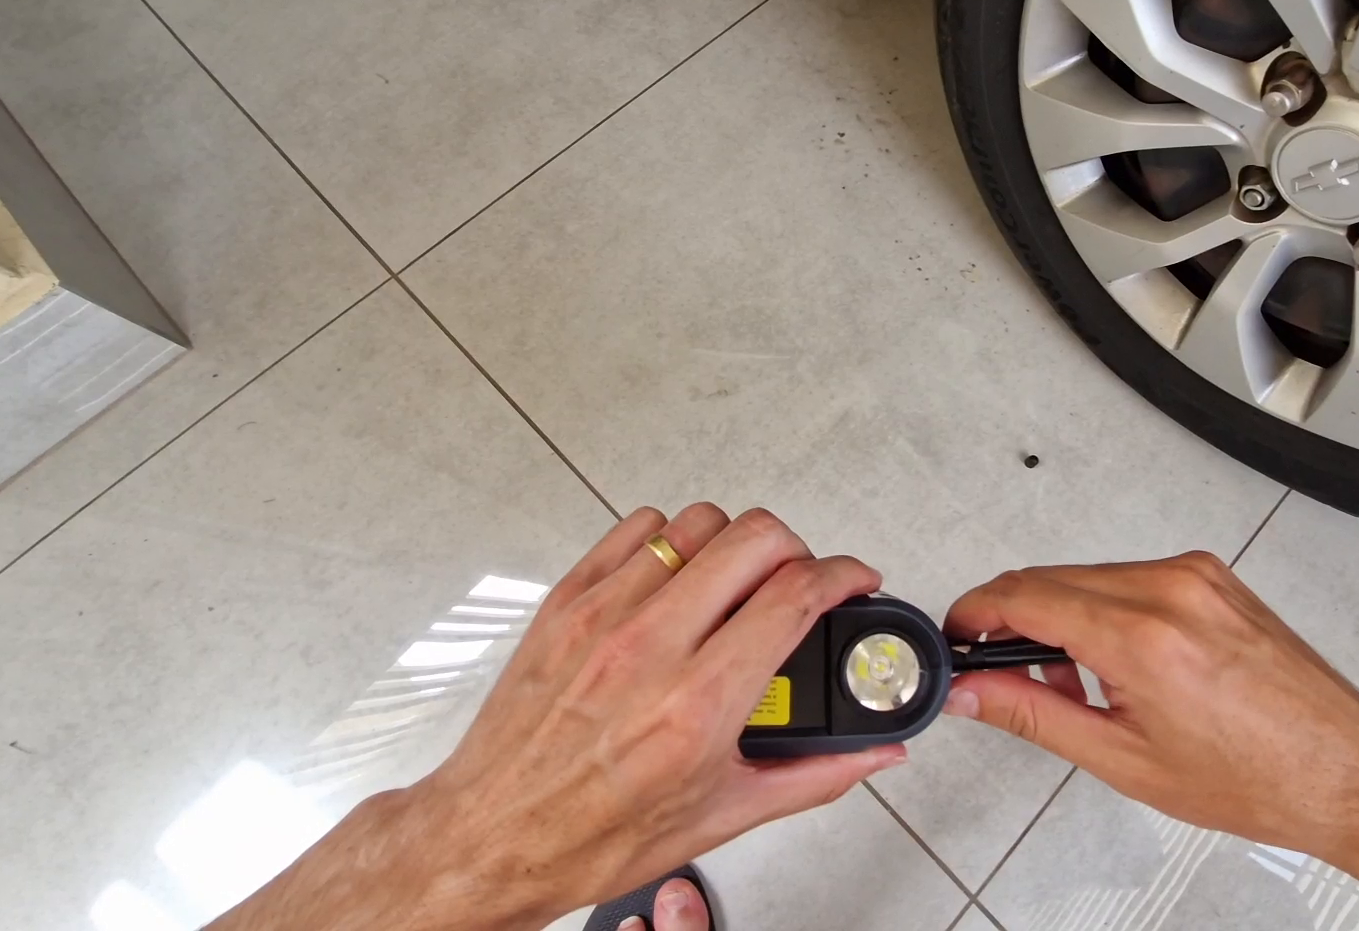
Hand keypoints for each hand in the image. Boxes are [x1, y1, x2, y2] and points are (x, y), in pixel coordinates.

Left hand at [209, 505, 904, 930]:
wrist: (488, 836)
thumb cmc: (590, 834)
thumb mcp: (720, 817)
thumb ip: (814, 774)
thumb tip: (871, 752)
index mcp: (697, 704)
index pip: (795, 596)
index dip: (844, 575)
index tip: (854, 579)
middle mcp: (651, 646)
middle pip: (755, 537)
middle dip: (798, 547)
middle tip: (797, 577)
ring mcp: (605, 613)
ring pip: (700, 521)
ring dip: (734, 542)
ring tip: (734, 581)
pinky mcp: (569, 597)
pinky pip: (640, 526)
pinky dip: (672, 539)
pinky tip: (675, 575)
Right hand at [943, 554, 1358, 930]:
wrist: (1350, 772)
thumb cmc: (1257, 778)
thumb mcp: (1122, 759)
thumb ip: (1030, 713)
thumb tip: (971, 691)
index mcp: (1143, 636)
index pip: (1024, 595)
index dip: (976, 611)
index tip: (959, 632)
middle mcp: (1167, 588)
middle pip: (1049, 579)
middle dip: (1016, 622)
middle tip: (1013, 673)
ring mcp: (1191, 574)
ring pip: (1084, 576)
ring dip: (1060, 617)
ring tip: (1077, 680)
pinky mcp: (1206, 572)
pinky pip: (1124, 575)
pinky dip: (1101, 608)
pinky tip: (1116, 657)